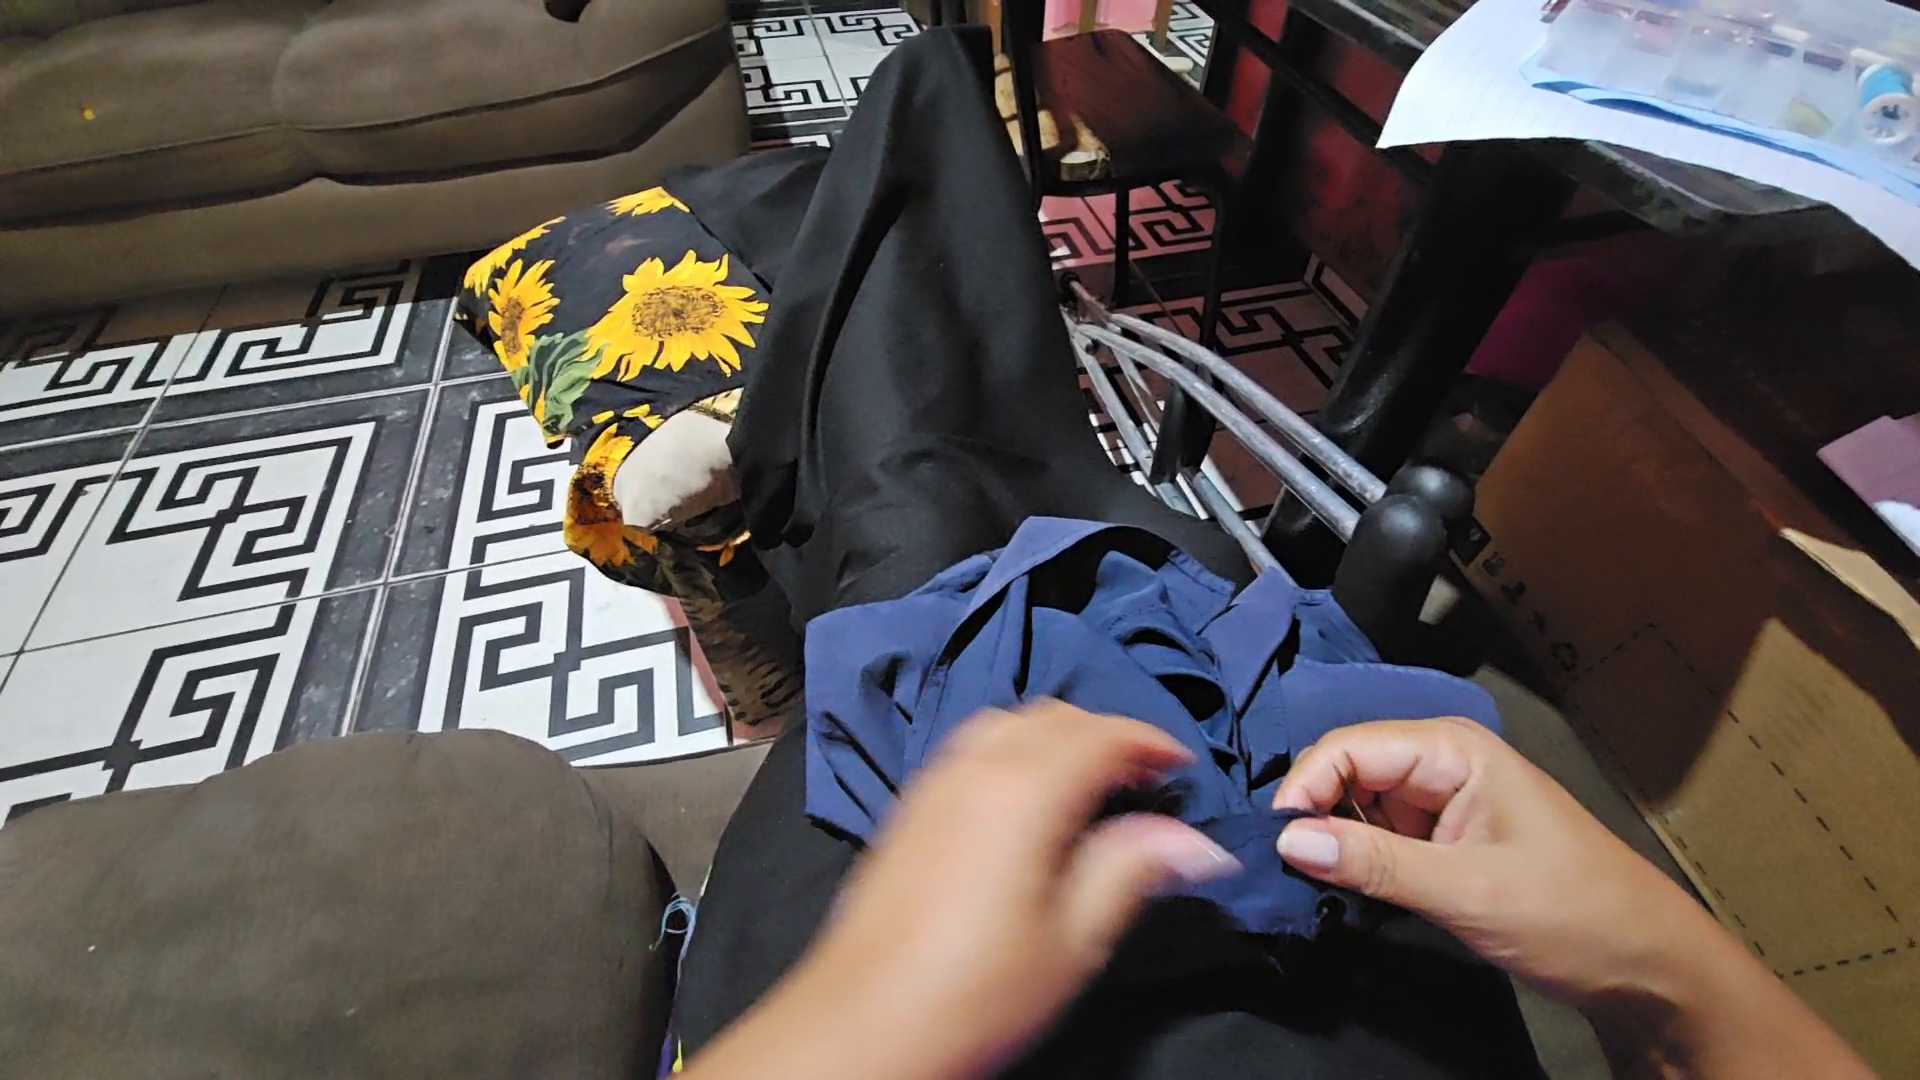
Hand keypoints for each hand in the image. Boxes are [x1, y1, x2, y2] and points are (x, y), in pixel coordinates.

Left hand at [685, 702, 1239, 1079]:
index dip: (1148, 741)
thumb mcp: (1073, 939)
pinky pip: (975, 741)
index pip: (1099, 736)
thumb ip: (1132, 870)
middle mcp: (978, 764)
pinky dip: (1016, 742)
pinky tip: (1027, 787)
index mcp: (1025, 790)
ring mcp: (938, 776)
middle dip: (1106, 734)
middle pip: (1055, 717)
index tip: (1181, 764)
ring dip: (1059, 733)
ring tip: (1090, 777)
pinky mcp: (914, 797)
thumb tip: (1199, 841)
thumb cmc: (980, 989)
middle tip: (1143, 777)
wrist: (865, 1017)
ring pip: (1011, 720)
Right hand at [1272, 718, 1871, 1077]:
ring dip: (1335, 834)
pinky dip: (1357, 852)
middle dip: (1316, 809)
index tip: (1279, 842)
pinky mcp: (1440, 831)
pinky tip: (1352, 880)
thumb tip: (1285, 841)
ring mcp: (1440, 795)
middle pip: (1347, 768)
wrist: (1660, 978)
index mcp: (1449, 749)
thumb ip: (1374, 862)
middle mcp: (1438, 760)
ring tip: (1320, 877)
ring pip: (1357, 799)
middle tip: (1291, 863)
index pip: (1348, 748)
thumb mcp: (1469, 891)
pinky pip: (1378, 828)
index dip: (1306, 787)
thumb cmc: (1575, 918)